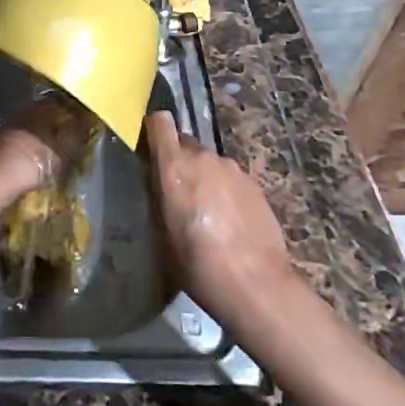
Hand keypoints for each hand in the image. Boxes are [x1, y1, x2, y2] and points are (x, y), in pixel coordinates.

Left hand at [0, 93, 94, 200]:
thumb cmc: (32, 162)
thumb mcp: (62, 150)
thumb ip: (77, 133)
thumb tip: (89, 120)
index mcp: (37, 108)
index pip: (59, 101)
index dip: (73, 110)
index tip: (84, 121)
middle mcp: (20, 113)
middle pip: (43, 115)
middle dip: (57, 125)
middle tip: (70, 139)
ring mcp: (5, 129)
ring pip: (30, 129)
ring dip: (41, 138)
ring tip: (54, 153)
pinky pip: (19, 143)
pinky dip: (28, 149)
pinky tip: (34, 162)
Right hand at [142, 111, 295, 319]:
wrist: (255, 283)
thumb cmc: (197, 263)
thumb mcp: (162, 233)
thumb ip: (159, 198)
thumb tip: (159, 184)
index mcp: (174, 166)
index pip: (160, 122)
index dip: (153, 130)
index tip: (149, 148)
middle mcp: (203, 157)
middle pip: (185, 144)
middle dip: (179, 161)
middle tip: (178, 192)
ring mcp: (232, 168)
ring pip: (209, 163)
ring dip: (204, 177)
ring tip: (207, 212)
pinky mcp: (254, 183)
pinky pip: (230, 178)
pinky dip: (225, 191)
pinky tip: (229, 221)